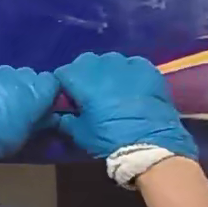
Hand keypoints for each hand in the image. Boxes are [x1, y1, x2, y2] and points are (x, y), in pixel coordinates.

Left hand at [0, 66, 59, 178]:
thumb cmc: (3, 139)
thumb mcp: (29, 134)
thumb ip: (43, 119)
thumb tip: (52, 115)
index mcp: (37, 90)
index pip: (50, 81)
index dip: (46, 91)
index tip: (40, 103)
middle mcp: (18, 75)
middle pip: (28, 76)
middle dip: (25, 88)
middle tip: (17, 104)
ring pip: (6, 75)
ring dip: (5, 85)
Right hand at [52, 52, 197, 160]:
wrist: (150, 145)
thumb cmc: (107, 138)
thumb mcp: (78, 133)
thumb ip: (63, 119)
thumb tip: (57, 115)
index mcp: (78, 78)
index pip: (61, 73)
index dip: (65, 87)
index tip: (69, 100)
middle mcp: (100, 64)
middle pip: (85, 63)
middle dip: (85, 76)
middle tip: (91, 96)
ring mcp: (125, 64)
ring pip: (110, 61)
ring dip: (108, 73)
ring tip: (114, 91)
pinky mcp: (148, 69)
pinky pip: (133, 65)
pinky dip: (130, 74)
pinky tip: (134, 88)